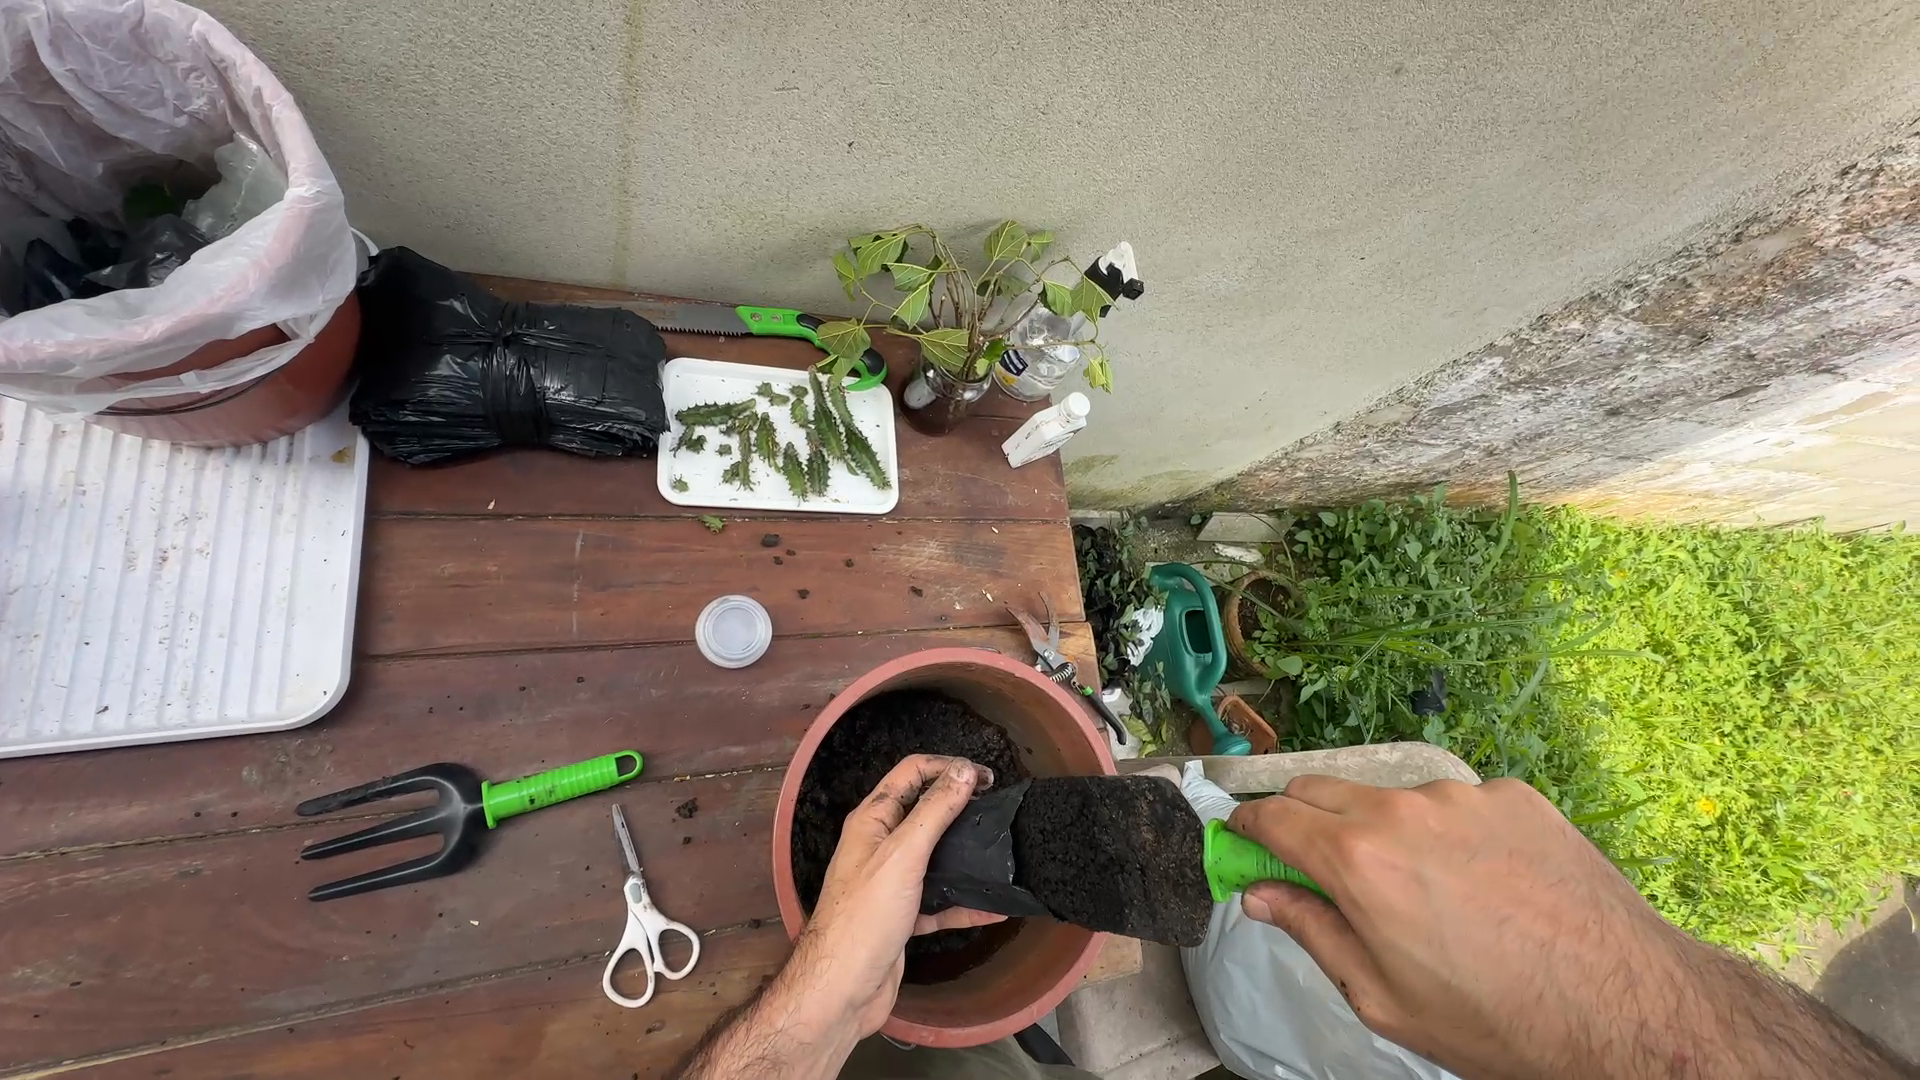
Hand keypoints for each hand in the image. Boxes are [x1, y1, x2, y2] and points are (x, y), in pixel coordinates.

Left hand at [779, 755, 1005, 1038]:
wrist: (841, 993)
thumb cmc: (863, 919)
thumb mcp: (904, 854)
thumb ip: (934, 810)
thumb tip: (962, 770)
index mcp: (873, 820)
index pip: (912, 772)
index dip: (947, 767)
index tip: (985, 777)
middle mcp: (880, 845)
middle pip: (925, 810)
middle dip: (960, 806)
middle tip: (995, 808)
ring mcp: (891, 881)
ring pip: (934, 856)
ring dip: (964, 853)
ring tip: (998, 850)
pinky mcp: (903, 915)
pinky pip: (940, 900)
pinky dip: (964, 900)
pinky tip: (993, 906)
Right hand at [1227, 776, 1691, 1079]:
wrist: (1641, 1019)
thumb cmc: (1495, 1024)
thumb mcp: (1382, 997)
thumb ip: (1308, 930)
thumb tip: (1255, 892)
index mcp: (1355, 858)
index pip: (1270, 815)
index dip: (1246, 826)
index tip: (1243, 840)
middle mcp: (1397, 808)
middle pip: (1315, 788)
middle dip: (1300, 818)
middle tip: (1319, 862)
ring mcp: (1457, 794)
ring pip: (1385, 794)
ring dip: (1378, 825)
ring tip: (1424, 882)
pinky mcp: (1510, 793)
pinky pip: (1453, 800)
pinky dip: (1447, 829)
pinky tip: (1486, 876)